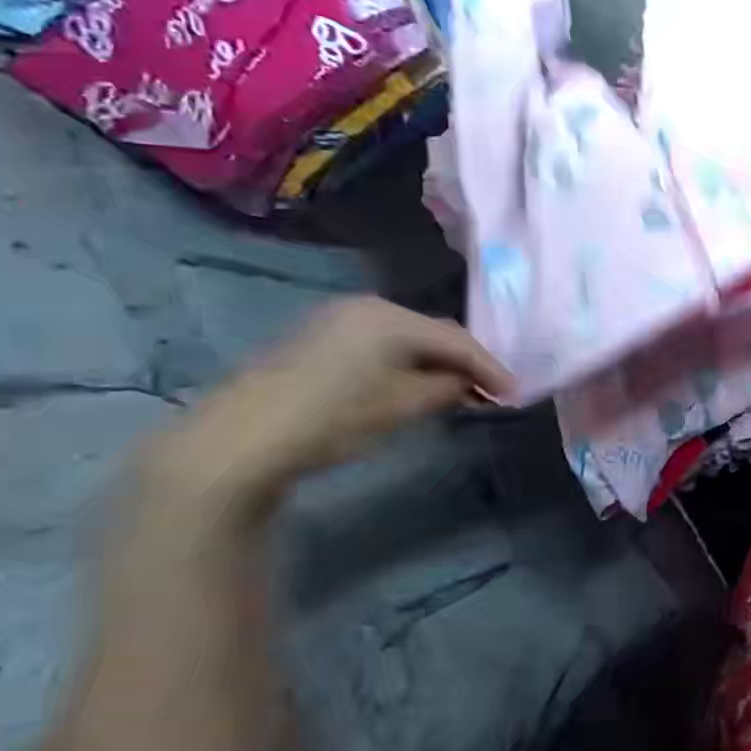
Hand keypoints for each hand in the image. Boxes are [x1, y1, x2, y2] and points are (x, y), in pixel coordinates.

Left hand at [135, 298, 511, 522]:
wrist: (234, 444)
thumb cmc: (330, 420)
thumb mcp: (401, 406)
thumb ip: (447, 388)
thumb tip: (470, 384)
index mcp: (389, 316)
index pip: (457, 339)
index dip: (491, 367)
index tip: (515, 394)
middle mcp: (366, 307)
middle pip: (433, 333)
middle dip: (464, 362)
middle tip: (490, 392)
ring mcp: (337, 320)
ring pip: (407, 338)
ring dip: (435, 363)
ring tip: (458, 391)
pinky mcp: (317, 339)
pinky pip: (381, 344)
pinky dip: (405, 363)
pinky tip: (415, 385)